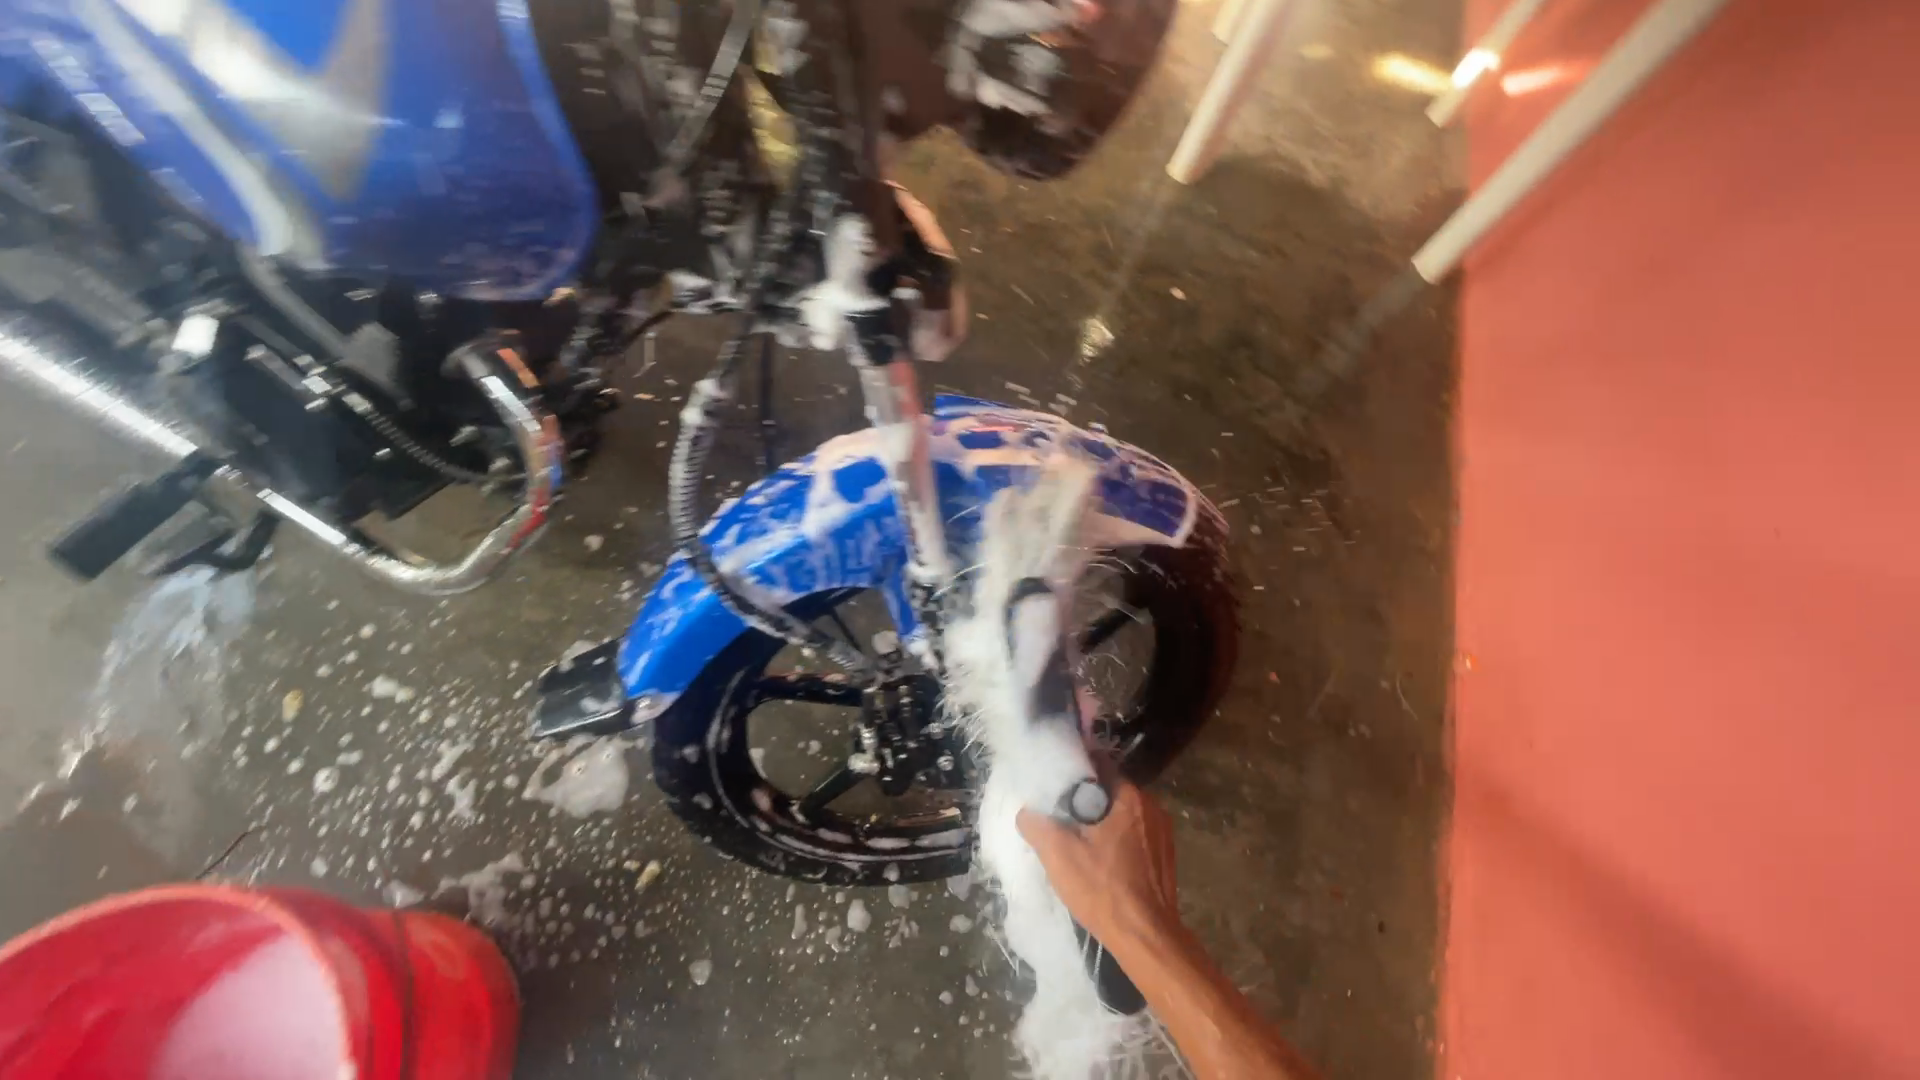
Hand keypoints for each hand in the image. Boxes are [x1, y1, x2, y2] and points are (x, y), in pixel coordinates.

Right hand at [1016, 780, 1180, 950]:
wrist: (1147, 938)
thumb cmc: (1103, 890)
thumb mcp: (1059, 856)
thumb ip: (1038, 825)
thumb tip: (1026, 812)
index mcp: (1128, 797)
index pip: (1098, 764)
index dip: (1074, 770)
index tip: (1055, 782)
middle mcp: (1150, 805)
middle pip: (1111, 789)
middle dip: (1087, 799)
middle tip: (1062, 814)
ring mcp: (1162, 831)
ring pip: (1124, 813)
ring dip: (1104, 820)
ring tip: (1080, 839)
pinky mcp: (1166, 854)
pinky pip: (1136, 833)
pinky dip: (1119, 839)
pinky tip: (1104, 859)